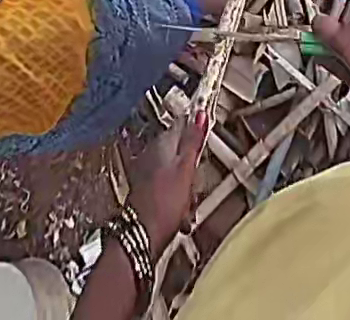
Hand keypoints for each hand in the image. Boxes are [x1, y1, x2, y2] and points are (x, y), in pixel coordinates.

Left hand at [129, 114, 207, 243]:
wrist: (142, 236)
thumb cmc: (164, 203)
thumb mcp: (186, 169)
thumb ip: (193, 141)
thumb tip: (200, 114)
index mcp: (161, 143)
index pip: (182, 125)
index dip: (197, 132)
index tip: (206, 142)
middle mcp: (152, 154)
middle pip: (181, 153)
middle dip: (192, 170)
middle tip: (196, 185)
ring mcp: (148, 173)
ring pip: (177, 174)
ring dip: (186, 190)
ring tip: (188, 206)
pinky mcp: (147, 192)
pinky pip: (169, 190)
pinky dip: (177, 202)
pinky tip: (180, 217)